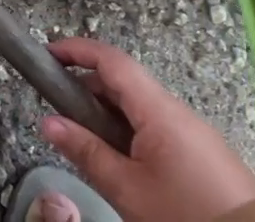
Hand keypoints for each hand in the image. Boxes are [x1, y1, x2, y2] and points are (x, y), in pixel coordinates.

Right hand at [37, 38, 254, 221]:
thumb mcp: (128, 190)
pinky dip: (131, 133)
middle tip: (60, 114)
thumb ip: (86, 152)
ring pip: (142, 109)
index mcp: (159, 111)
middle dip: (87, 89)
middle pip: (125, 83)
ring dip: (109, 115)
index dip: (76, 49)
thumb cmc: (188, 216)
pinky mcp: (207, 156)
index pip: (112, 60)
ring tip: (89, 145)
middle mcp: (180, 114)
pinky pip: (160, 129)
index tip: (47, 54)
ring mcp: (197, 135)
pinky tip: (125, 165)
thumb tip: (48, 122)